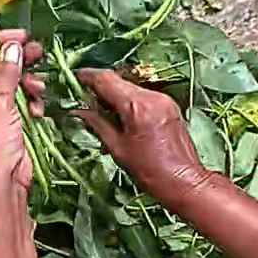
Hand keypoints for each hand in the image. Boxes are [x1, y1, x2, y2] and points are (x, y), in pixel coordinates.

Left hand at [0, 29, 45, 191]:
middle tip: (38, 54)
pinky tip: (37, 110)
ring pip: (13, 85)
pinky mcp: (9, 124)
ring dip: (28, 85)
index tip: (20, 36)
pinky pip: (22, 104)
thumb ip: (6, 71)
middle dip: (19, 63)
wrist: (0, 182)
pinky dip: (31, 103)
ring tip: (38, 91)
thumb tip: (11, 46)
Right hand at [74, 69, 213, 206]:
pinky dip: (130, 100)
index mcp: (136, 106)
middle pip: (120, 81)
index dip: (88, 76)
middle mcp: (152, 96)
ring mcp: (163, 99)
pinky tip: (122, 114)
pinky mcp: (170, 105)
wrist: (184, 180)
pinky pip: (144, 96)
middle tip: (84, 96)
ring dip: (115, 93)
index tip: (74, 78)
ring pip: (132, 88)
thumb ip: (97, 124)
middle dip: (100, 86)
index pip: (107, 80)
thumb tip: (78, 110)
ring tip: (101, 108)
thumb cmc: (149, 170)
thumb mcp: (117, 148)